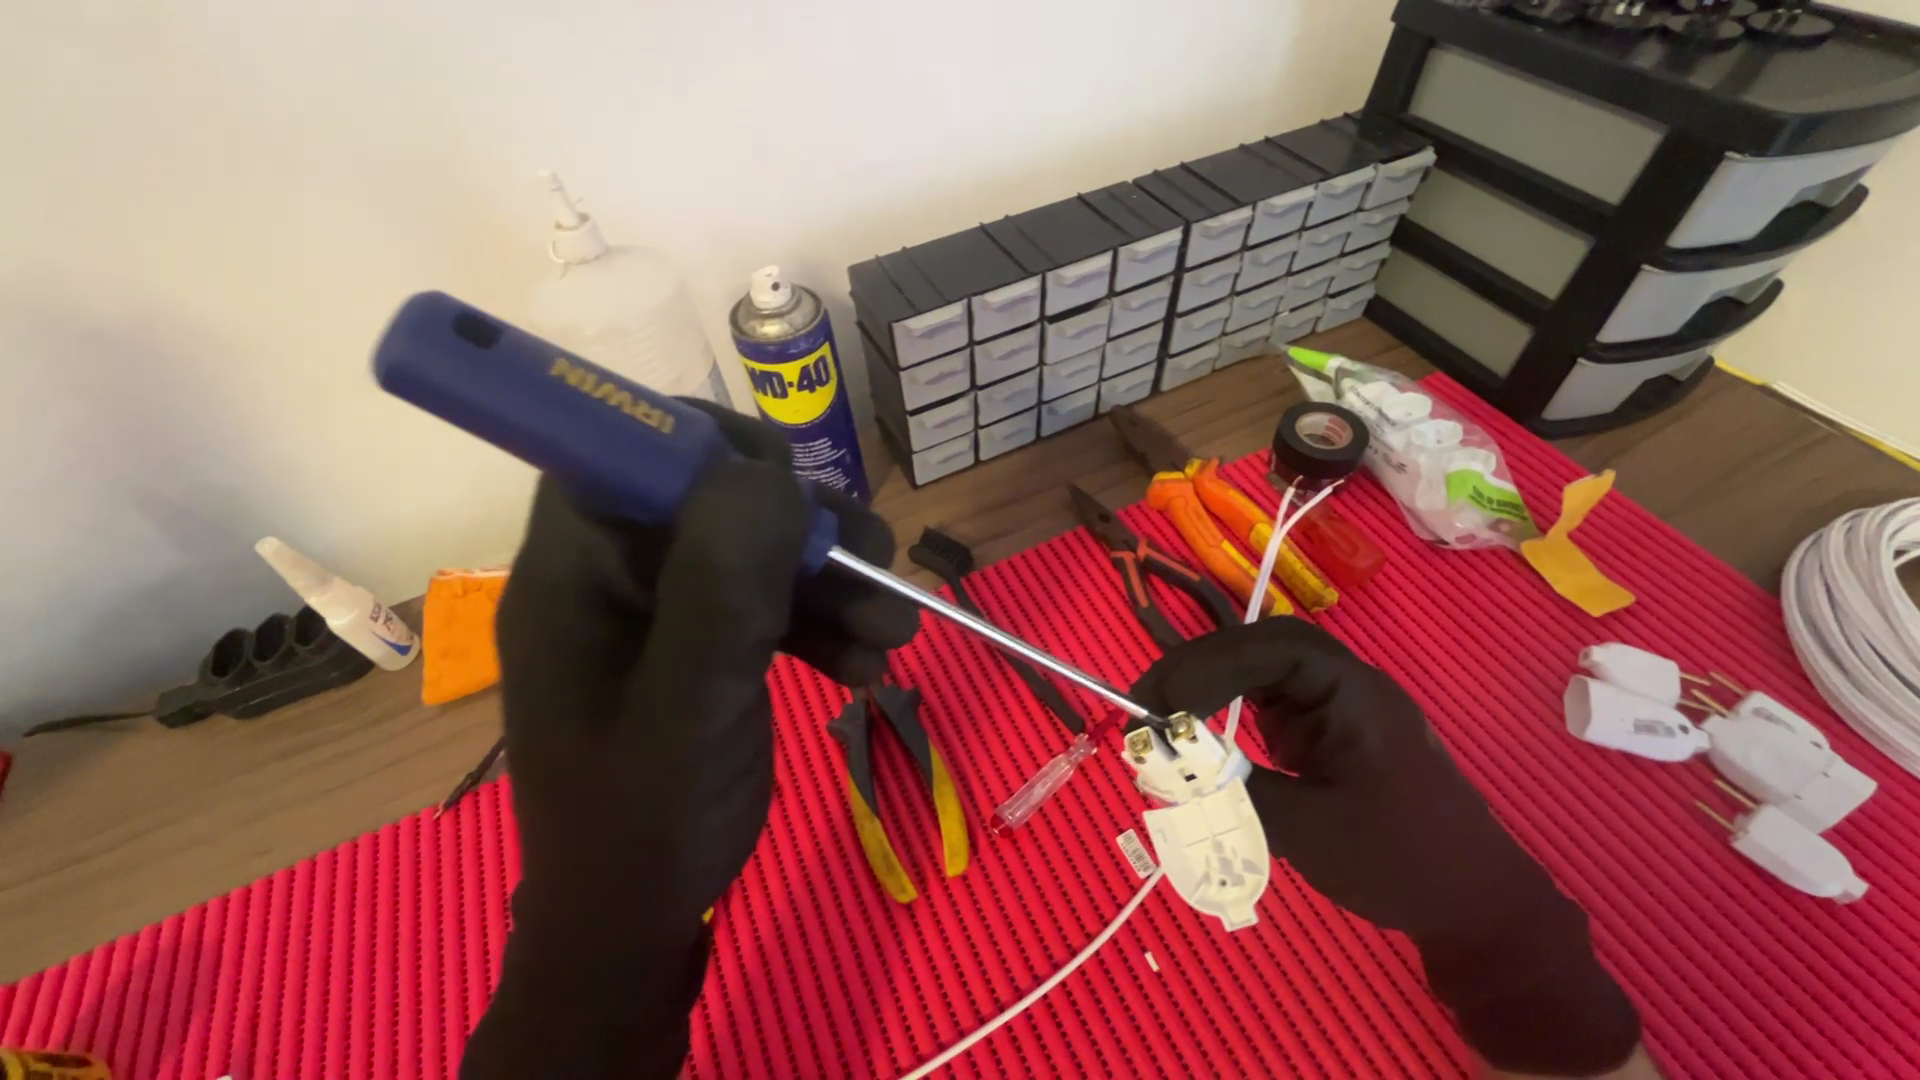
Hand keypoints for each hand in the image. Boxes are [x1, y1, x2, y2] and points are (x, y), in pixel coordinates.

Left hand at [464, 404, 916, 1078]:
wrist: (638, 927)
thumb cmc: (647, 822)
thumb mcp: (692, 703)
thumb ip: (723, 585)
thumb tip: (770, 477)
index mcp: (577, 574)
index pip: (620, 453)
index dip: (705, 446)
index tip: (787, 481)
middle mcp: (613, 580)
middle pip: (711, 504)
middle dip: (801, 529)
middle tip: (877, 562)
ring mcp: (658, 618)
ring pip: (751, 557)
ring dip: (829, 584)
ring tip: (896, 631)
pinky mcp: (696, 651)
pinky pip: (763, 610)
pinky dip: (820, 627)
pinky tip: (867, 667)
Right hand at [1133, 619, 1640, 1077]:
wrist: (1474, 902)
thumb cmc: (1400, 862)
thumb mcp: (1309, 832)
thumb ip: (1234, 790)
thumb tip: (1166, 766)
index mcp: (1353, 691)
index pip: (1270, 649)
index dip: (1207, 666)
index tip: (1160, 706)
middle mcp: (1342, 683)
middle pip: (1258, 648)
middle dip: (1196, 669)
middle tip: (1143, 703)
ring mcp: (1333, 704)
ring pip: (1257, 670)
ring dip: (1206, 684)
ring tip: (1158, 713)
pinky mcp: (1323, 729)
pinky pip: (1264, 701)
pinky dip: (1224, 707)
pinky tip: (1196, 729)